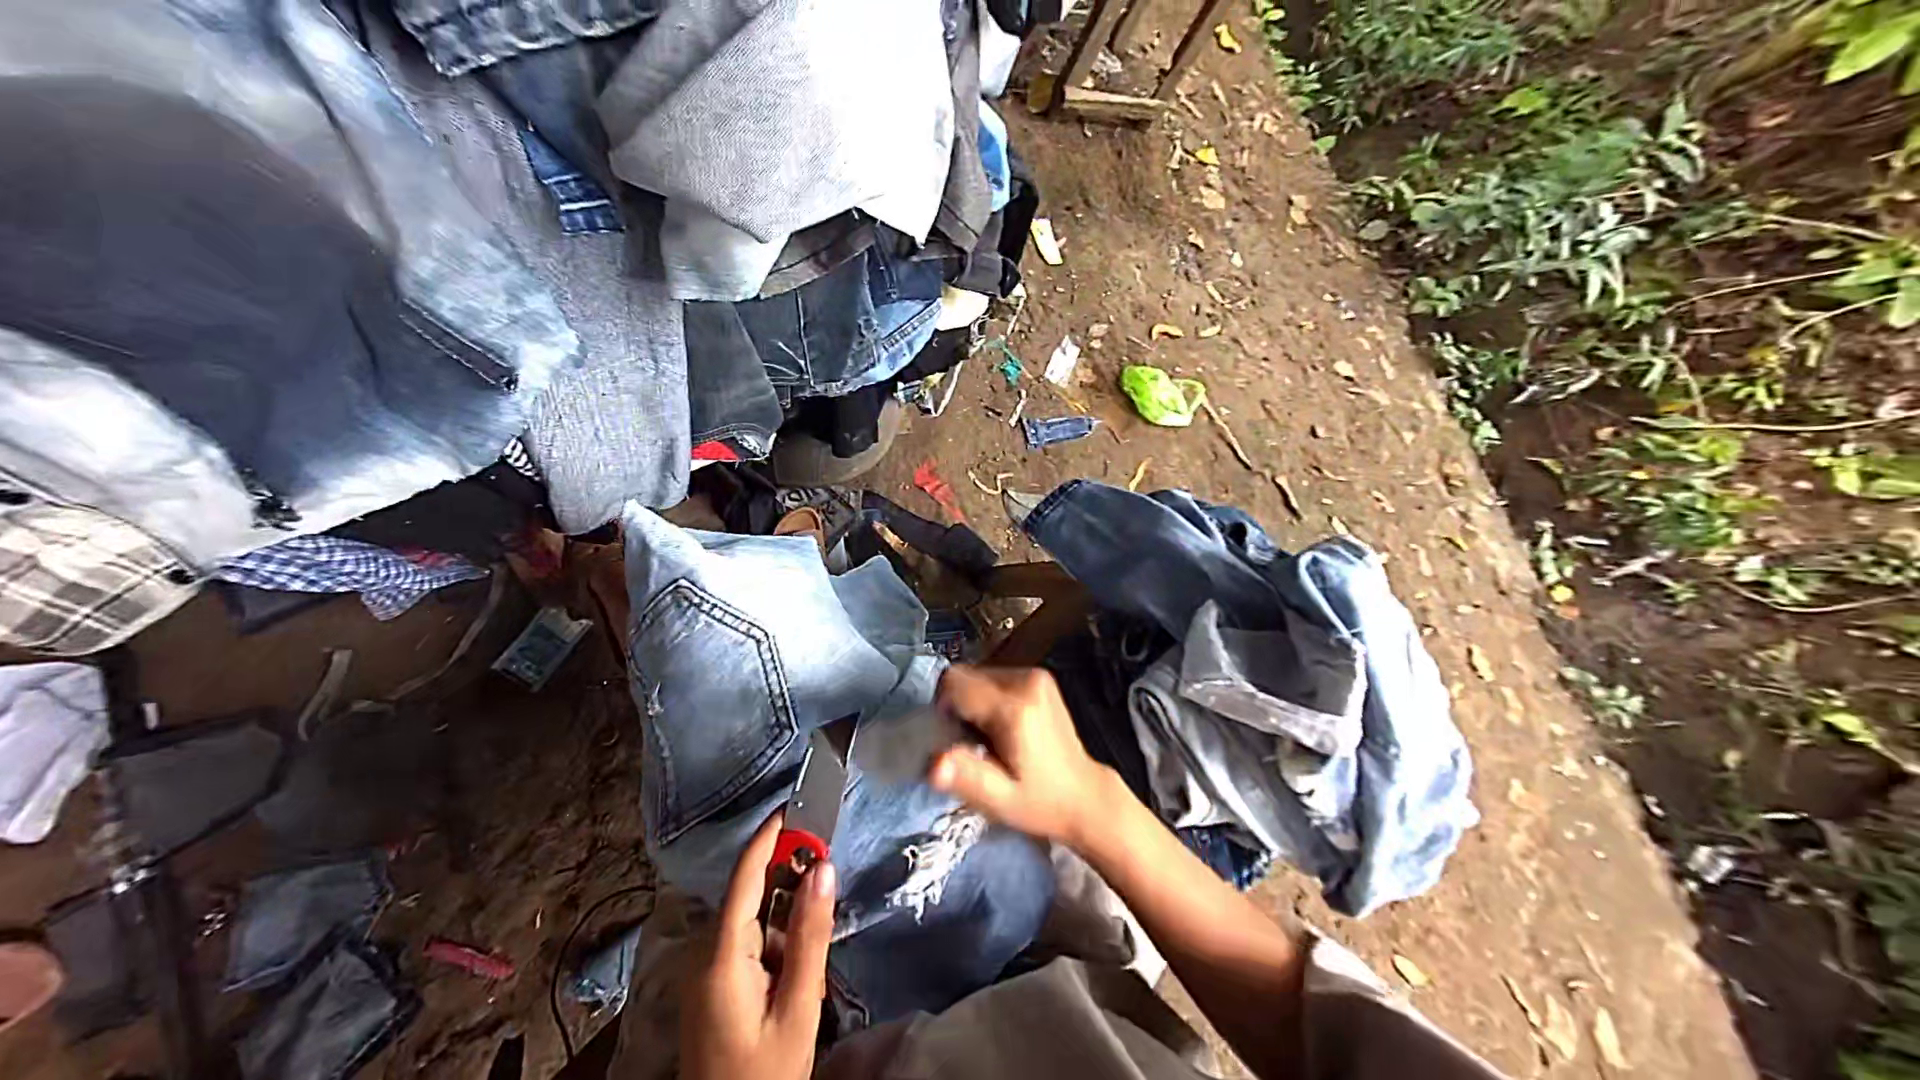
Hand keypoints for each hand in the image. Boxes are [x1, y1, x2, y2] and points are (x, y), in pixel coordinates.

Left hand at [680, 812, 836, 1079]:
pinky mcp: (713, 984)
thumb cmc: (766, 1073)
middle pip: (748, 893)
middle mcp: (704, 953)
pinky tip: (797, 960)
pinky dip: (775, 935)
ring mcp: (705, 969)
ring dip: (786, 911)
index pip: (744, 876)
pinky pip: (747, 940)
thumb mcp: (798, 1006)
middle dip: (787, 874)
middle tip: (826, 867)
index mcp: (720, 955)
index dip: (769, 836)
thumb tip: (823, 867)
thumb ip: (810, 935)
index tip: (798, 805)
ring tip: (818, 926)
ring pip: (751, 917)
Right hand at [927, 665, 1117, 849]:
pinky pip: (993, 678)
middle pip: (964, 677)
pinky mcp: (1039, 678)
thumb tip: (934, 763)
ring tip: (989, 738)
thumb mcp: (999, 800)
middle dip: (958, 707)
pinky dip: (988, 699)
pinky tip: (1002, 728)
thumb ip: (966, 777)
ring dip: (973, 703)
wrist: (1085, 795)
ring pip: (977, 676)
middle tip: (972, 743)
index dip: (943, 709)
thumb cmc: (1040, 802)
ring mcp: (1035, 676)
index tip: (953, 738)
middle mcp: (1026, 681)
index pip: (954, 684)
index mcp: (1015, 708)